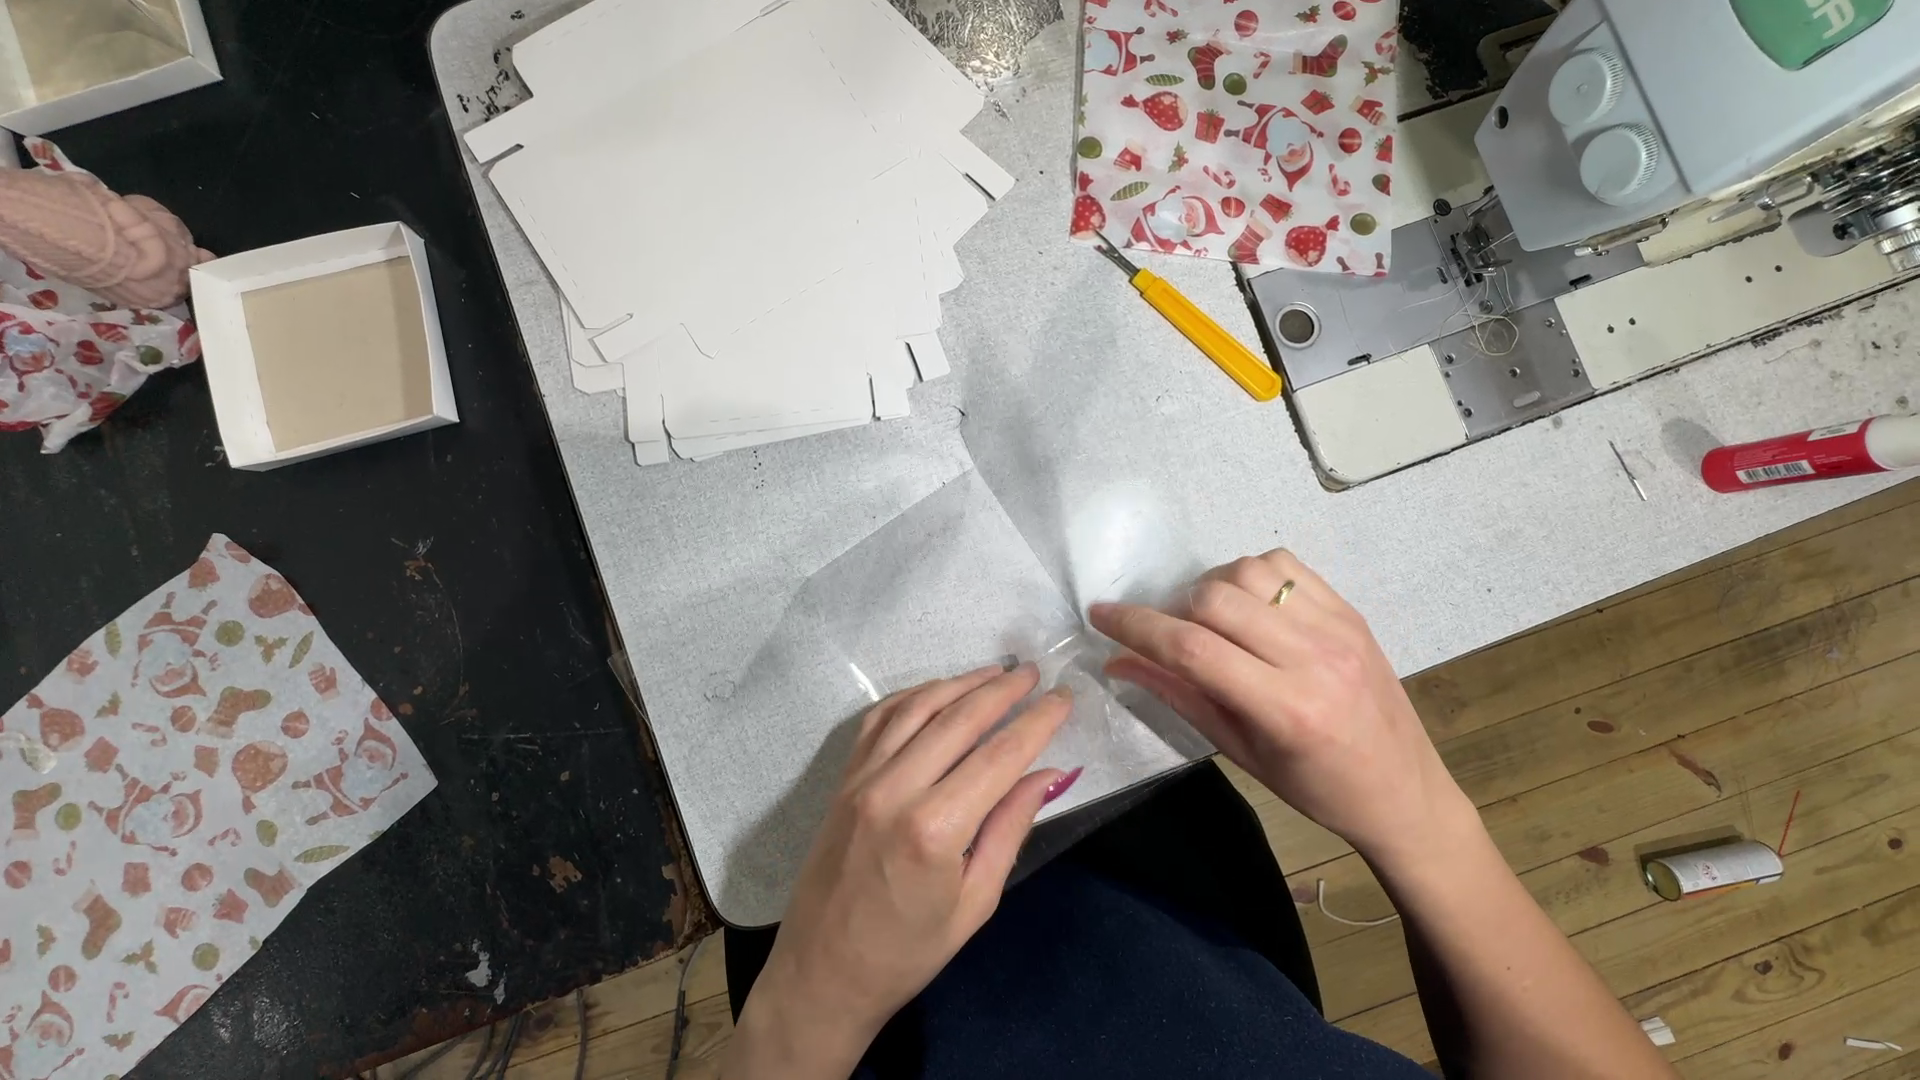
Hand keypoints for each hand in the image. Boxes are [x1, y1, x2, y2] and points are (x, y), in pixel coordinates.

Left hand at [725, 665, 1079, 1079]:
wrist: (822, 973)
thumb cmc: (907, 952)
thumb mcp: (975, 902)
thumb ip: (1011, 828)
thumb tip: (1050, 773)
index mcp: (935, 830)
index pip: (999, 756)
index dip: (1037, 722)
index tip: (1063, 698)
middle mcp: (895, 790)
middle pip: (959, 720)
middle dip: (1002, 690)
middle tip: (1033, 672)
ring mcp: (862, 779)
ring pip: (918, 708)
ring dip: (961, 683)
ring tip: (996, 672)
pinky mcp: (843, 778)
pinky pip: (881, 719)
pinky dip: (914, 696)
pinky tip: (940, 690)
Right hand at [1090, 550, 1471, 869]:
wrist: (1404, 791)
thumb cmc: (1316, 788)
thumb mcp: (1240, 752)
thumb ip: (1178, 697)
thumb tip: (1118, 662)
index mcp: (1285, 709)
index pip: (1192, 650)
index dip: (1136, 627)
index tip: (1101, 616)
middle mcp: (1313, 658)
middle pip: (1214, 601)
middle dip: (1171, 610)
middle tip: (1168, 634)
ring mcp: (1337, 627)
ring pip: (1246, 571)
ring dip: (1210, 589)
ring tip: (1210, 621)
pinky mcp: (1350, 610)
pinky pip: (1283, 564)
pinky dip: (1248, 575)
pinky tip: (1247, 605)